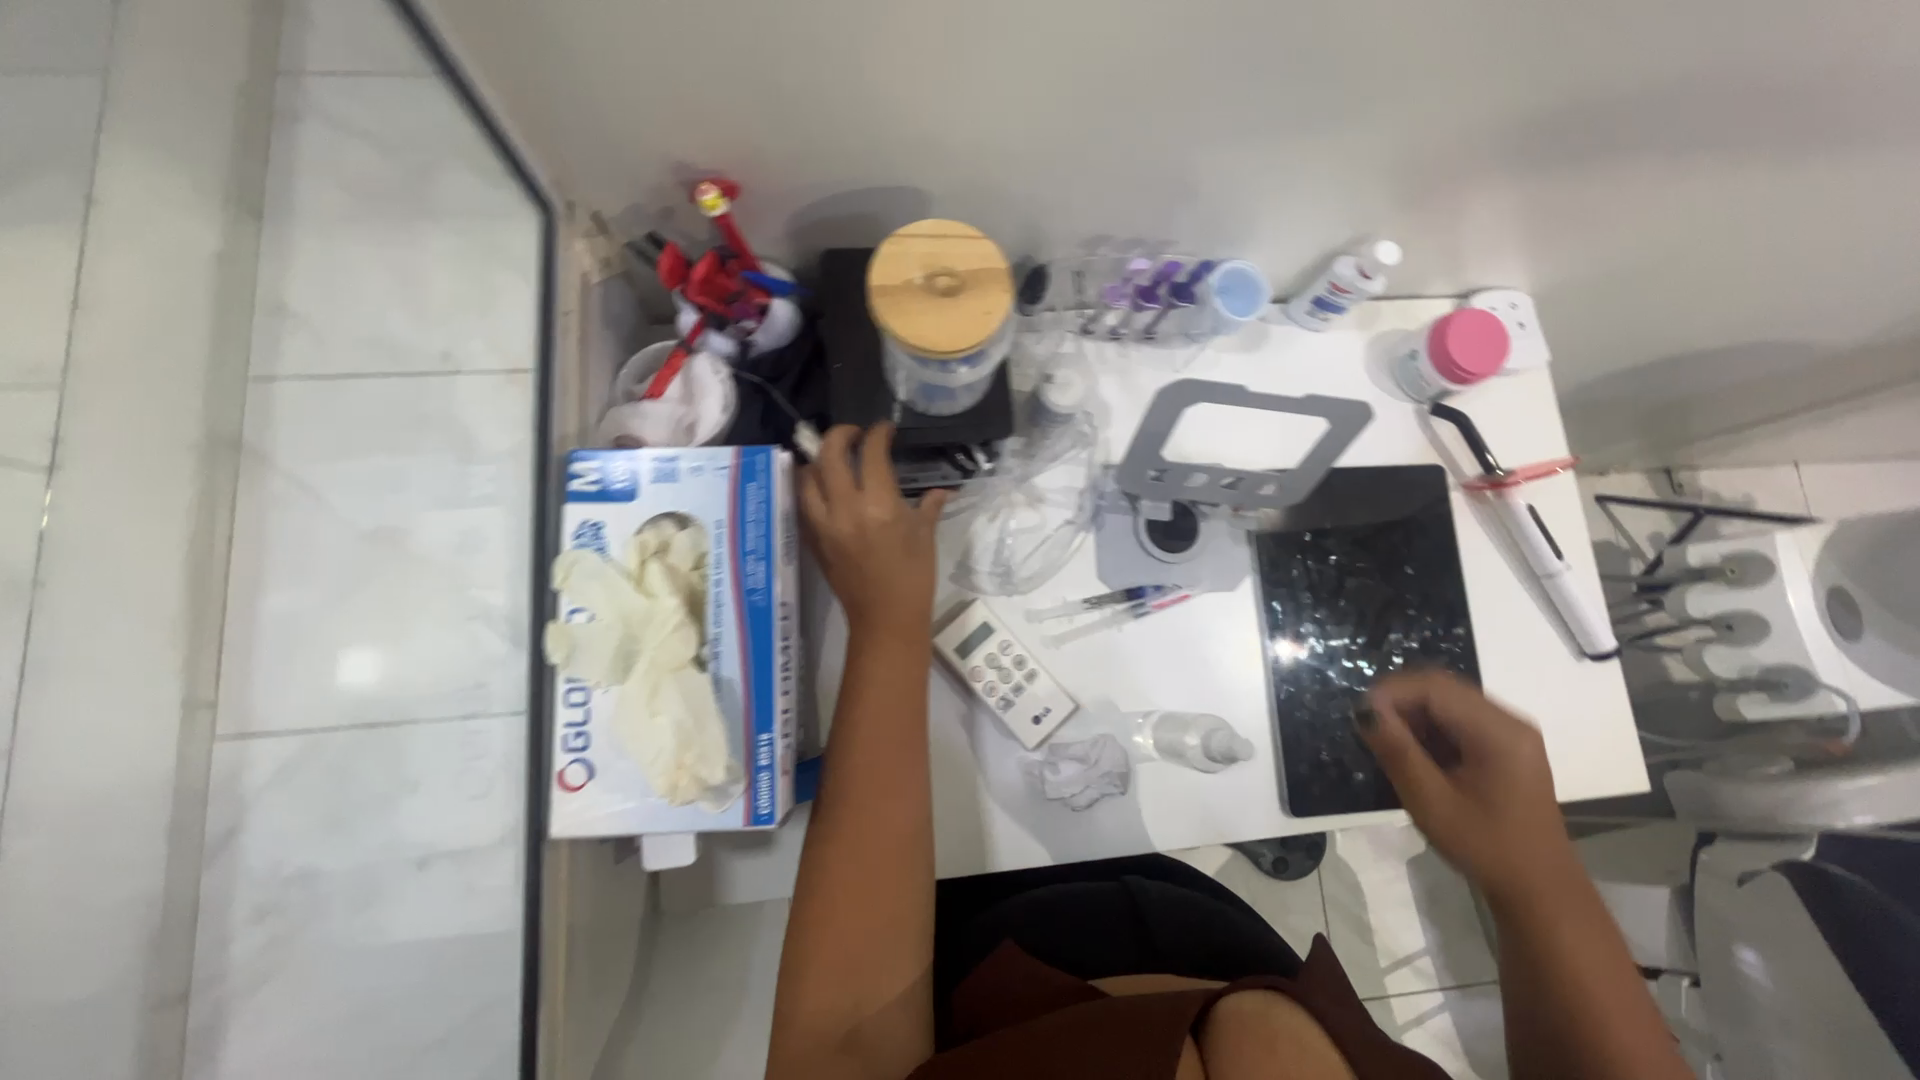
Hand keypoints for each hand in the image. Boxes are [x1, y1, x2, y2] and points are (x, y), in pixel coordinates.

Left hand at [798, 423, 949, 638]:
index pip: (871, 453)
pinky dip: (810, 488)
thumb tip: (940, 491)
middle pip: (829, 454)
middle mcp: (846, 508)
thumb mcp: (925, 537)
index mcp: (879, 504)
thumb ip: (928, 507)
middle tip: (854, 434)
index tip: (885, 429)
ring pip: (807, 477)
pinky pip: (804, 504)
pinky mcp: (814, 540)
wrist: (885, 619)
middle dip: (840, 434)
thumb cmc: (914, 578)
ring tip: (832, 459)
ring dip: (818, 460)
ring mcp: (824, 524)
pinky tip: (824, 488)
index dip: (877, 433)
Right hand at [1358, 670, 1577, 905]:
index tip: (1358, 717)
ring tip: (1385, 742)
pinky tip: (1413, 753)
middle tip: (1367, 728)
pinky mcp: (1504, 746)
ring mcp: (1509, 733)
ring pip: (1447, 702)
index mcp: (1498, 731)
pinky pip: (1458, 720)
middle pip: (1442, 688)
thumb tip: (1364, 709)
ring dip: (1411, 714)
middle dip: (1398, 701)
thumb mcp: (1430, 800)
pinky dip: (1428, 728)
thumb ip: (1397, 750)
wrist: (1538, 887)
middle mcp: (1508, 721)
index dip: (1390, 692)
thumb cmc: (1483, 846)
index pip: (1434, 687)